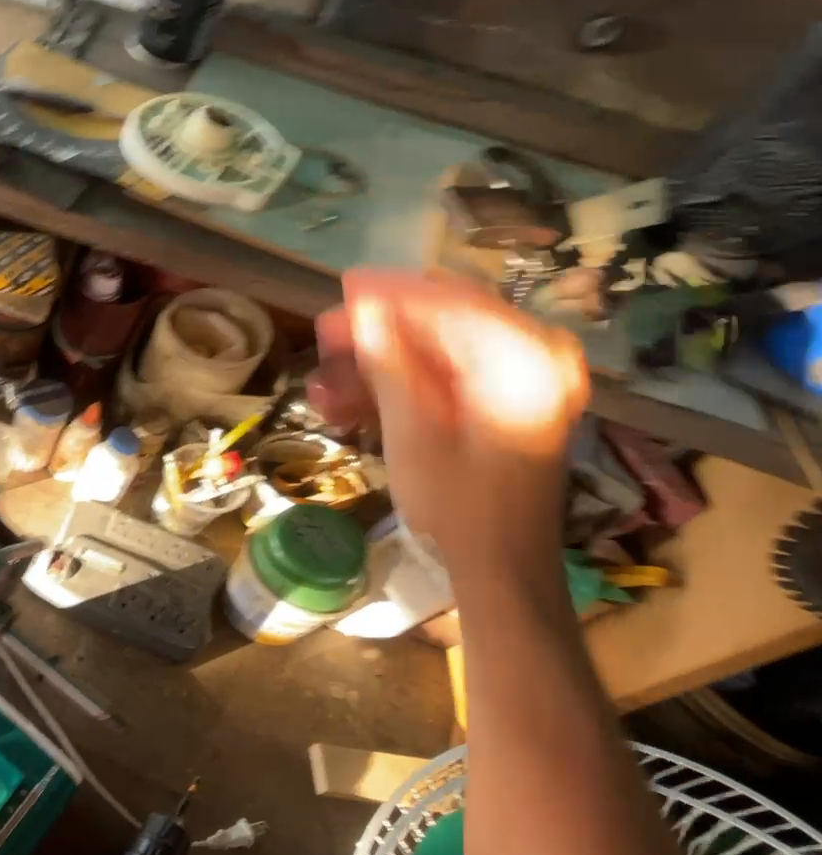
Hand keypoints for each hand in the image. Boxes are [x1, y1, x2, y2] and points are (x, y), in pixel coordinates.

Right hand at [307, 270, 588, 573]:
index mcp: (522, 359)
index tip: (341, 288)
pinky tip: (353, 405)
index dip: (393, 293)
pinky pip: (445, 377)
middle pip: (445, 321)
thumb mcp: (414, 433)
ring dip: (380, 362)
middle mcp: (531, 358)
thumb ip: (391, 364)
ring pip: (437, 349)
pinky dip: (399, 386)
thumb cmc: (458, 505)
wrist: (499, 566)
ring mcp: (519, 382)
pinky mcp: (502, 403)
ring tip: (327, 387)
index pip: (451, 302)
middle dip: (380, 330)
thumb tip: (365, 308)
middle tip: (324, 341)